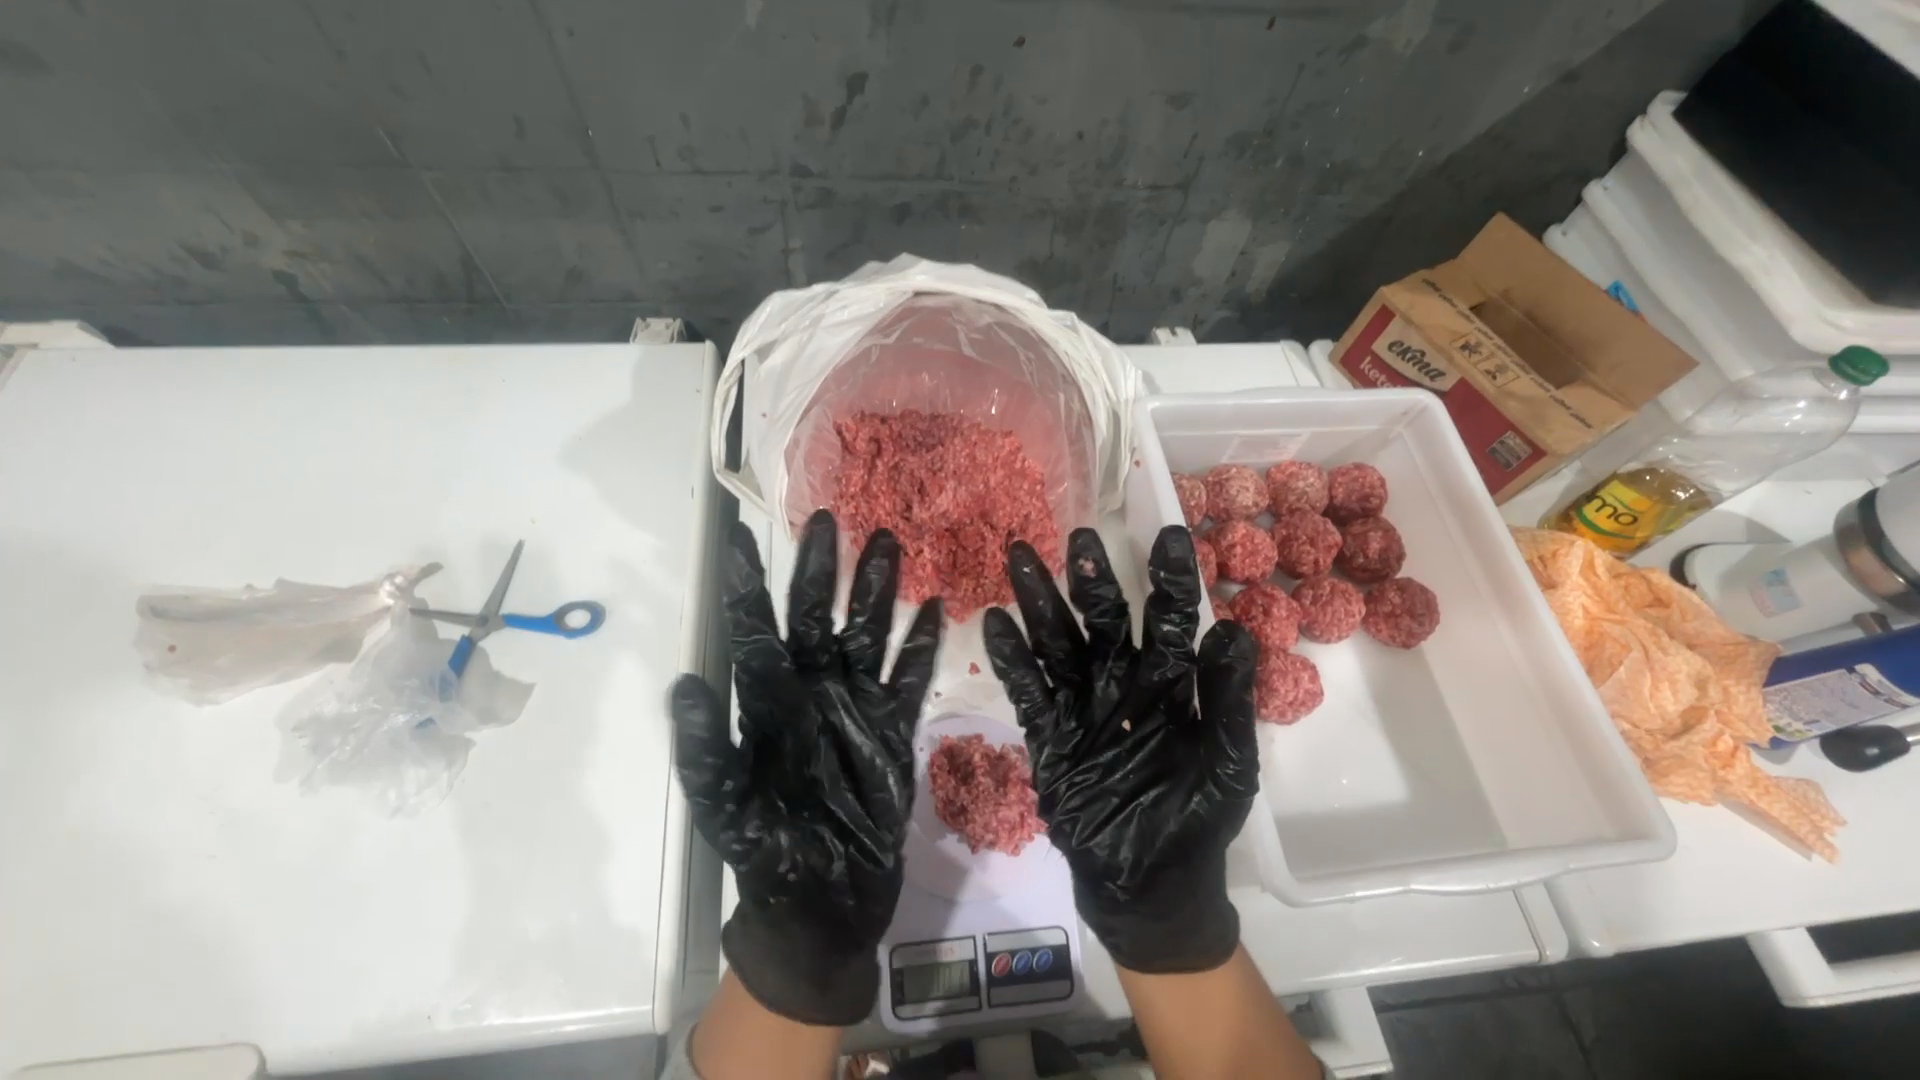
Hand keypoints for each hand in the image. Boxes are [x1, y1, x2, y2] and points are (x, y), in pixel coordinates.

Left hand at [671, 509, 942, 1025]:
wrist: (823, 903)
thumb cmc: (767, 852)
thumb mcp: (724, 805)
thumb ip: (702, 747)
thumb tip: (683, 681)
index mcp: (765, 700)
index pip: (752, 628)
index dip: (745, 582)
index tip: (740, 535)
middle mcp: (810, 689)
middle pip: (814, 615)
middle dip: (820, 568)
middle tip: (831, 519)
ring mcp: (855, 705)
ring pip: (866, 634)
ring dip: (876, 591)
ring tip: (889, 544)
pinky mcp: (893, 729)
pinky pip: (909, 679)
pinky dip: (921, 647)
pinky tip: (935, 610)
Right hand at [983, 526, 1258, 973]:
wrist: (1150, 880)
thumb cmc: (1198, 817)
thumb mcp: (1226, 760)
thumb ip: (1228, 697)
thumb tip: (1234, 630)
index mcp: (1169, 682)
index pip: (1169, 617)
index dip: (1170, 577)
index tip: (1169, 535)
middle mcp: (1122, 680)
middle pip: (1103, 618)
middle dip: (1092, 576)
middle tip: (1079, 535)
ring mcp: (1081, 704)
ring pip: (1058, 641)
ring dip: (1040, 601)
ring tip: (1021, 556)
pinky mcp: (1049, 734)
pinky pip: (1028, 690)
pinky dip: (1012, 659)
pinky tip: (994, 624)